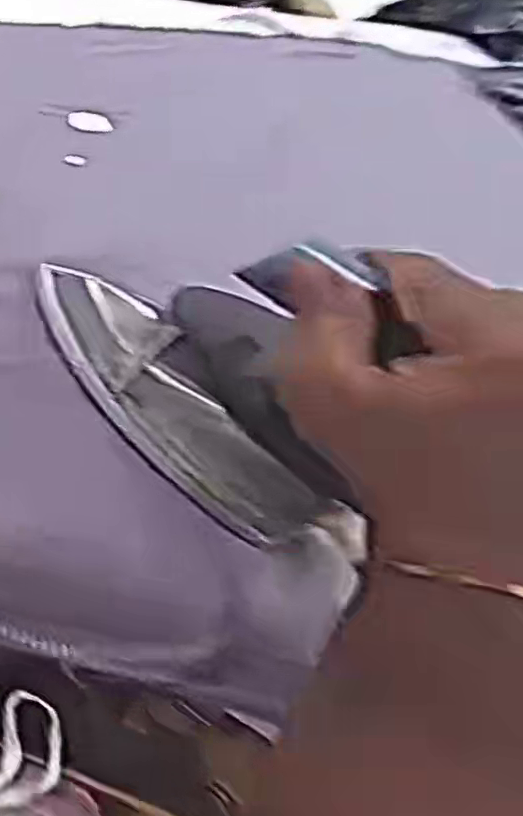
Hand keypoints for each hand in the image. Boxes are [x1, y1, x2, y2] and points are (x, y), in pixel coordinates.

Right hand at [279, 252, 522, 580]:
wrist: (481, 544)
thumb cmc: (400, 473)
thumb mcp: (323, 394)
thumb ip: (316, 323)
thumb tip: (313, 270)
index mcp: (504, 344)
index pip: (414, 272)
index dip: (351, 281)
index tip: (317, 296)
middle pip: (463, 293)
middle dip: (407, 317)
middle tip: (372, 364)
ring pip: (499, 314)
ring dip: (452, 335)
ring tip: (423, 384)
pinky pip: (519, 336)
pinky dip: (488, 352)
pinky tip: (465, 391)